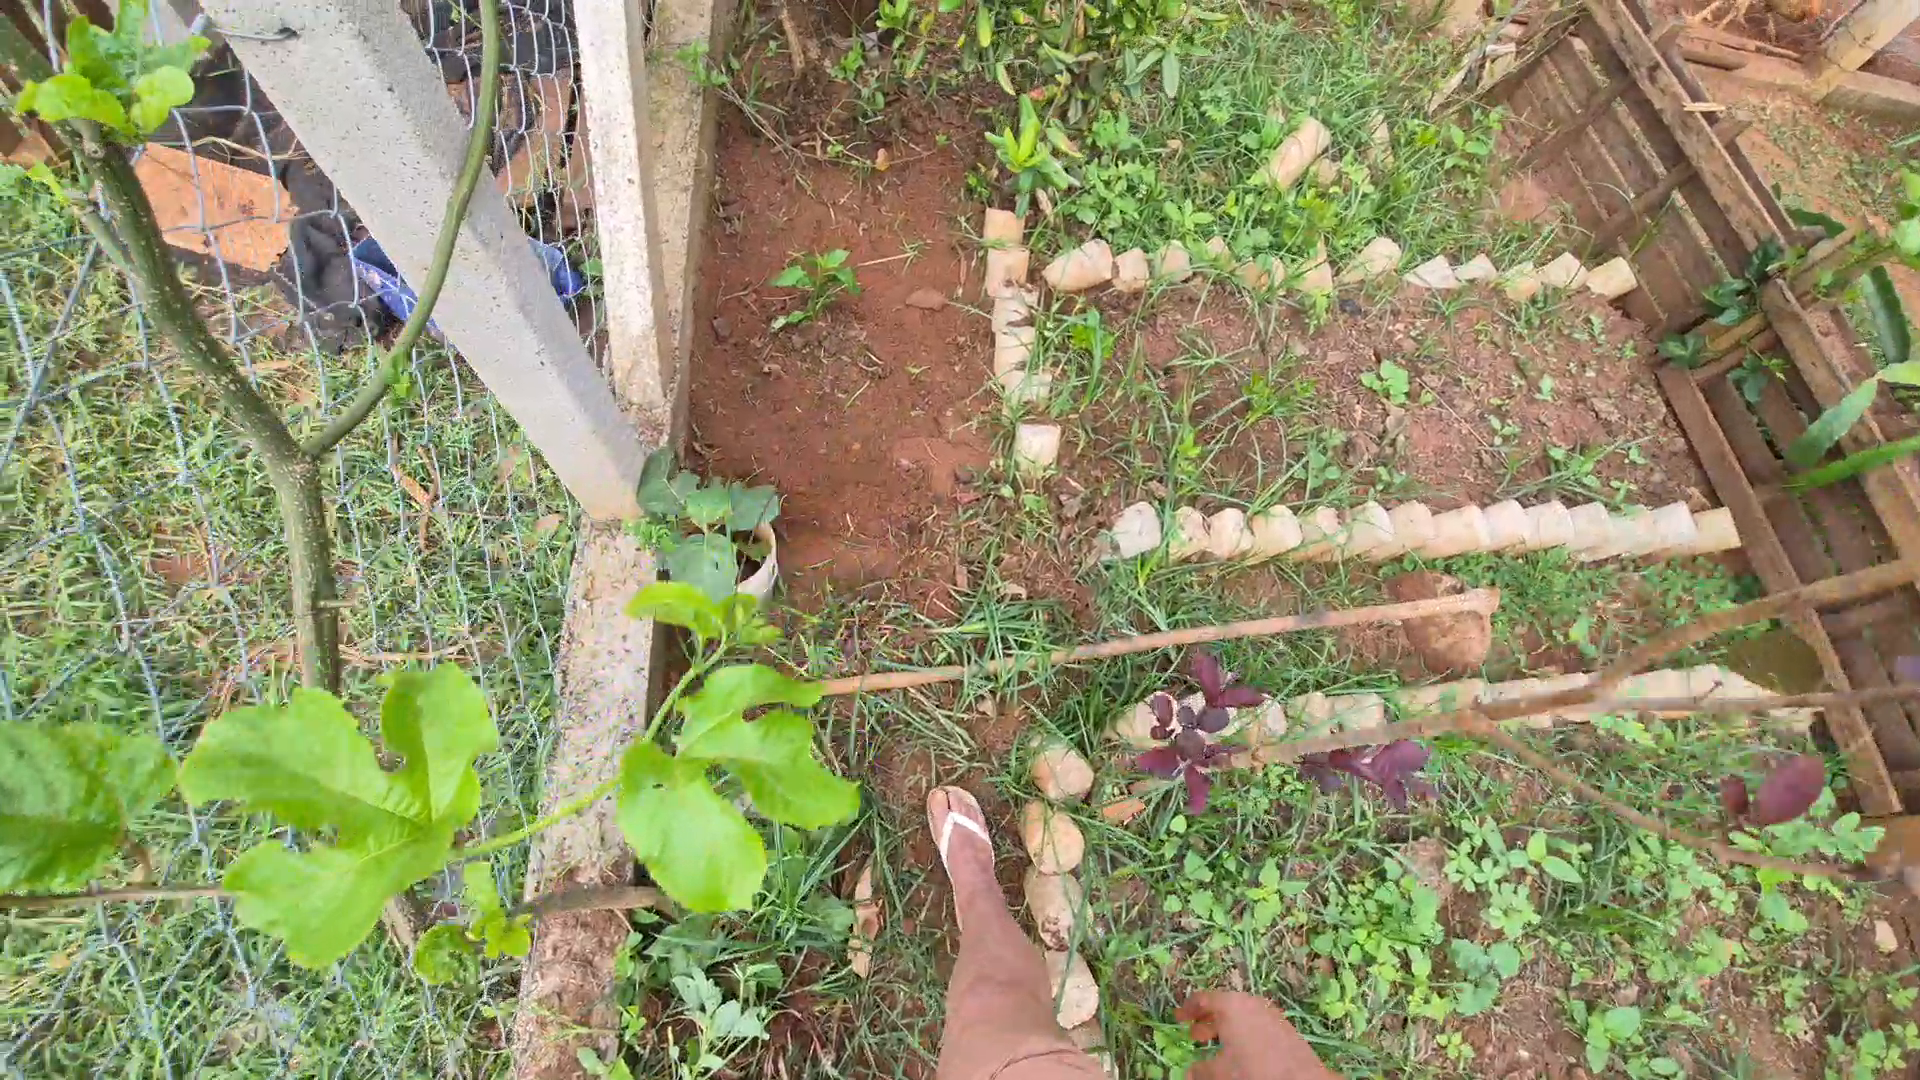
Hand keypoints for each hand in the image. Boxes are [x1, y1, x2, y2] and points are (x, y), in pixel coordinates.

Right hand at [1176, 991, 1337, 1079]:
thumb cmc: (1254, 1071)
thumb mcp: (1221, 1073)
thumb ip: (1201, 1070)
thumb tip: (1189, 1072)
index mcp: (1230, 1005)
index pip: (1202, 999)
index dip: (1187, 1010)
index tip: (1177, 1019)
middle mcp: (1248, 1002)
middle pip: (1221, 1005)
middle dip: (1206, 1020)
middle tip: (1194, 1035)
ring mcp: (1269, 1013)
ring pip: (1240, 1015)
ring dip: (1225, 1029)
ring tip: (1216, 1045)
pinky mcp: (1284, 1027)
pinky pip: (1255, 1023)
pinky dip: (1243, 1033)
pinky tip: (1243, 1053)